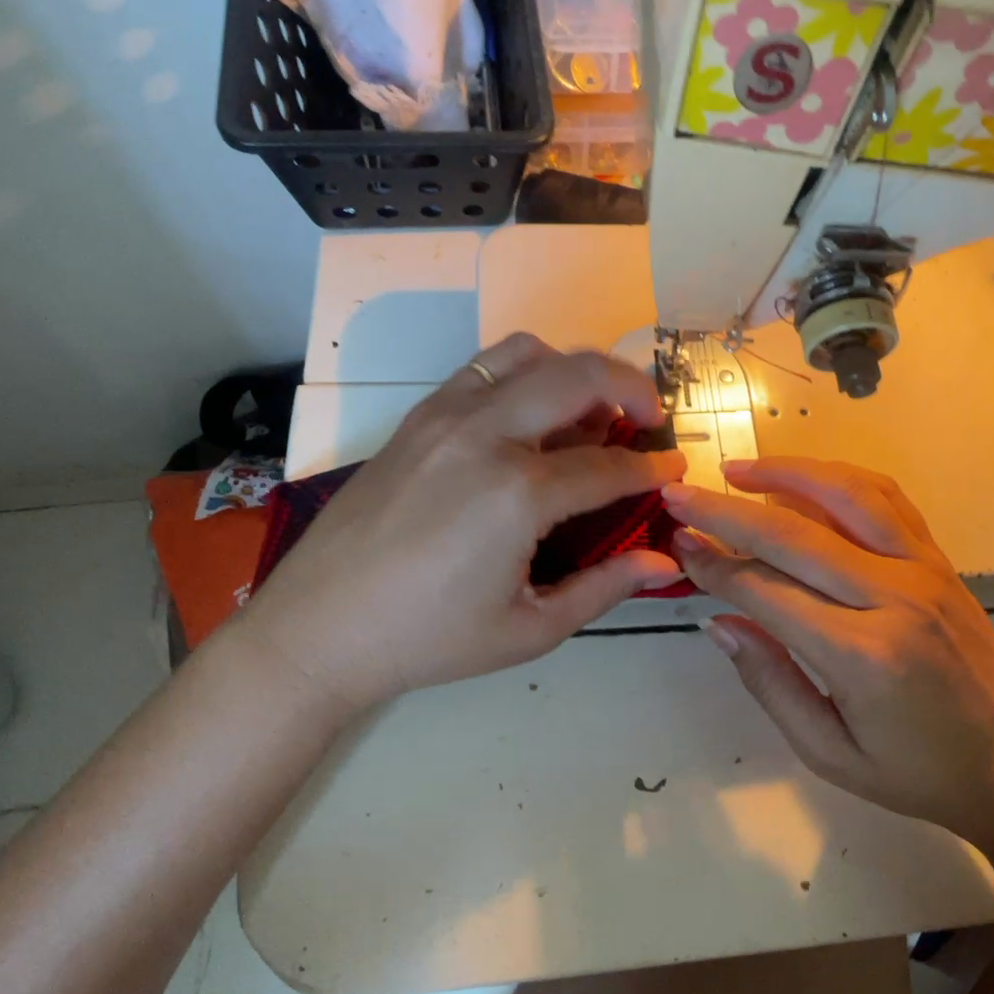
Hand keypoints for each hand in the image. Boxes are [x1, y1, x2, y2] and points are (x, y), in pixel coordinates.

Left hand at [229, 334, 687, 712]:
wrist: (319, 627)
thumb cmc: (428, 640)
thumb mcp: (528, 629)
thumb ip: (604, 587)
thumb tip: (663, 562)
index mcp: (518, 494)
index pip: (609, 466)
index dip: (652, 469)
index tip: (674, 471)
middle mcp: (485, 436)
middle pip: (580, 376)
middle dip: (633, 389)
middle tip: (650, 421)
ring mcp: (445, 416)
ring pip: (529, 353)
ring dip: (575, 370)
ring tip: (591, 410)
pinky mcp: (417, 417)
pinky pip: (483, 369)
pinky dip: (524, 375)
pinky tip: (530, 418)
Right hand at [663, 458, 993, 854]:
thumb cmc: (917, 773)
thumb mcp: (829, 752)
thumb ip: (770, 682)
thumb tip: (717, 622)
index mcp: (863, 654)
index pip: (767, 590)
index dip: (714, 565)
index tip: (676, 544)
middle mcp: (894, 596)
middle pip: (794, 534)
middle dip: (727, 512)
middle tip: (678, 495)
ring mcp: (924, 569)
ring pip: (846, 495)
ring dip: (786, 473)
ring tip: (737, 470)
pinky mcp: (940, 560)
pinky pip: (887, 499)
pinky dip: (840, 478)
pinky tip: (806, 477)